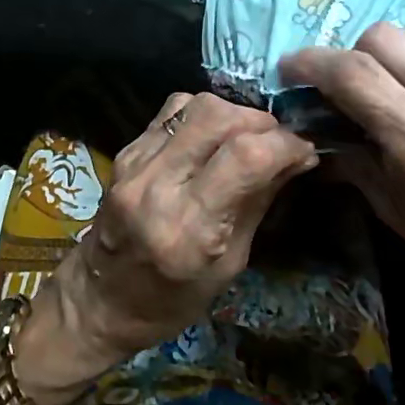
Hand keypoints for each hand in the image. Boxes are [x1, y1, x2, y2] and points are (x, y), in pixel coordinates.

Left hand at [14, 93, 317, 404]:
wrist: (101, 298)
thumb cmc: (173, 299)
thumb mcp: (231, 264)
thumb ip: (259, 200)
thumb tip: (298, 154)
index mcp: (190, 229)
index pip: (245, 157)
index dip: (285, 144)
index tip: (303, 150)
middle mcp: (158, 187)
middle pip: (216, 117)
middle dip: (259, 121)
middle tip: (275, 141)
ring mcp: (134, 164)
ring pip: (192, 105)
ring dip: (231, 114)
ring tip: (245, 138)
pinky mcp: (124, 151)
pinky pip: (171, 113)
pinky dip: (201, 117)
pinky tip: (211, 139)